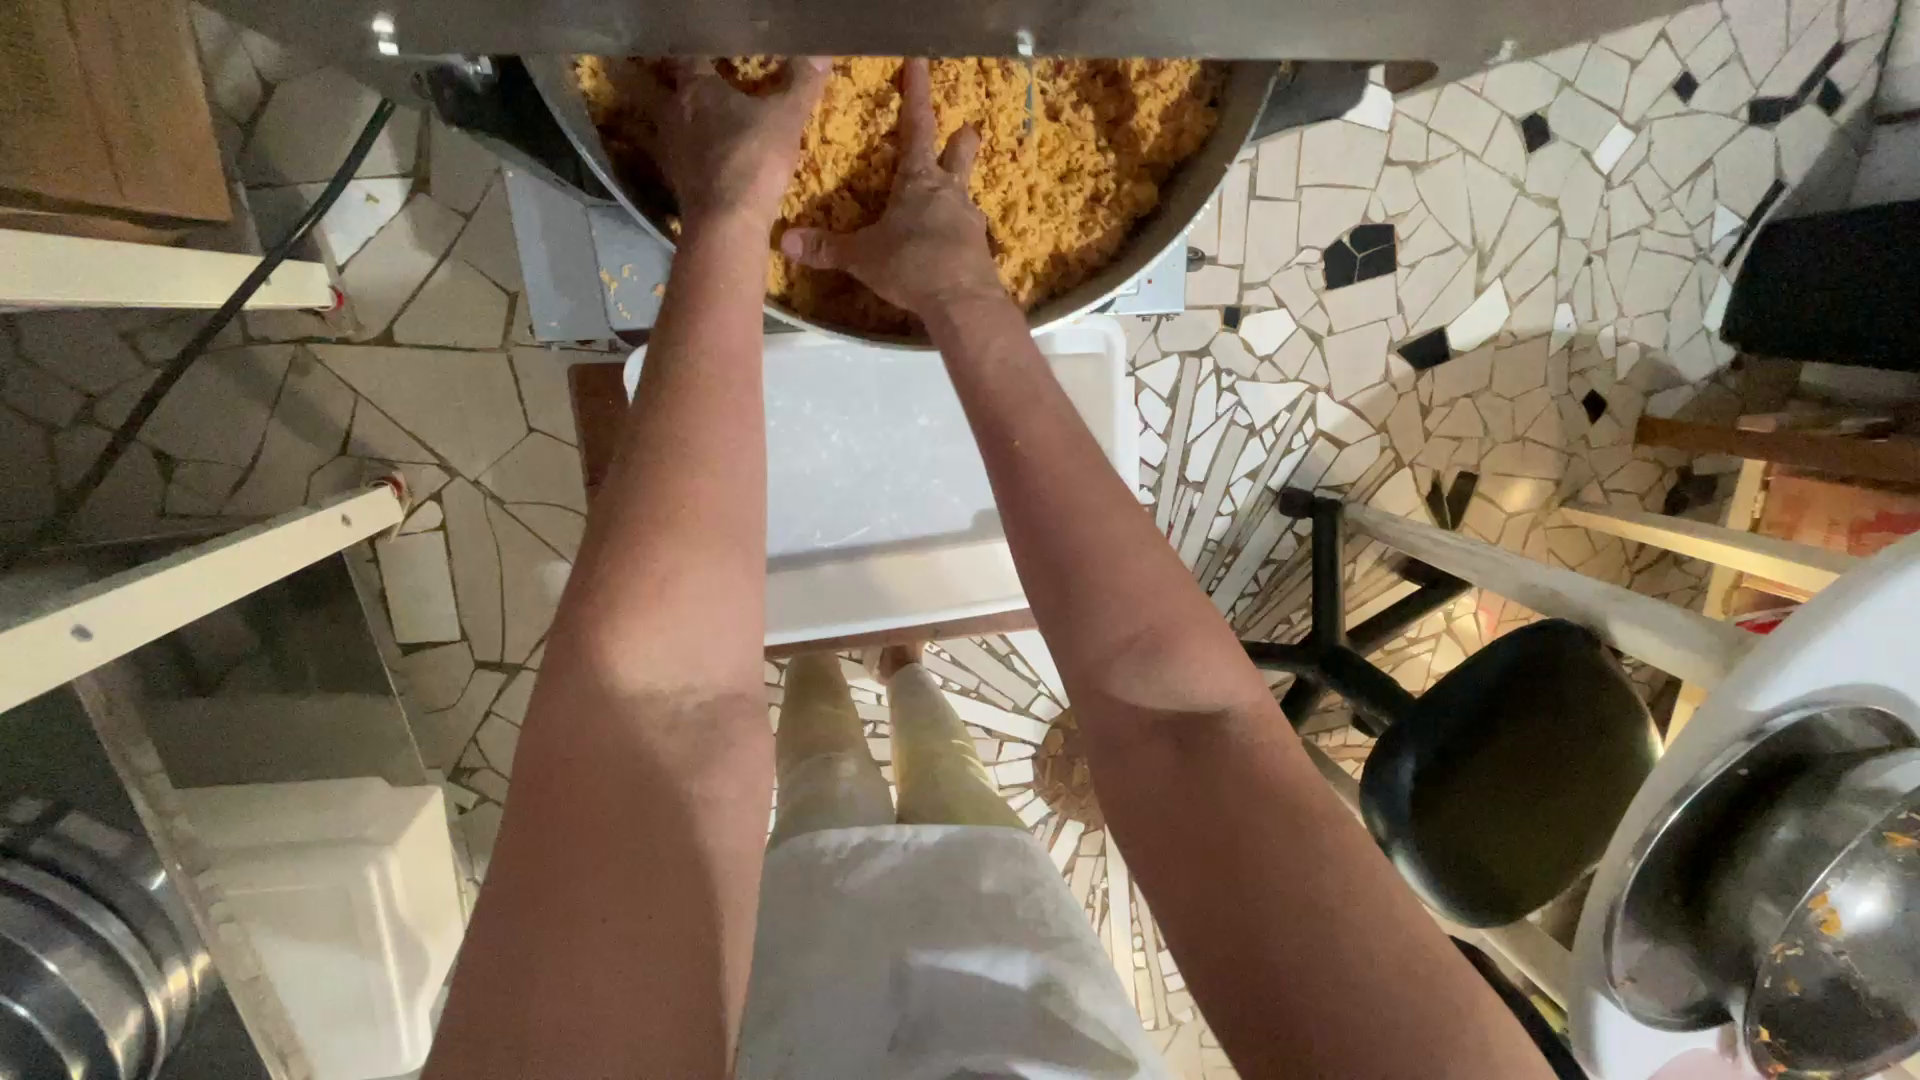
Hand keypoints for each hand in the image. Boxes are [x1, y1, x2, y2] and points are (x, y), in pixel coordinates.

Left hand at [649, 57, 829, 229]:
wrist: (727, 223)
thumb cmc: (754, 160)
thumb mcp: (787, 119)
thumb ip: (802, 84)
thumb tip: (821, 55)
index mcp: (695, 87)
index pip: (694, 55)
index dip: (712, 53)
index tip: (728, 57)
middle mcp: (674, 113)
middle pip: (686, 92)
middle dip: (705, 93)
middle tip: (729, 96)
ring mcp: (671, 151)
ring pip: (684, 129)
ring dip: (701, 129)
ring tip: (726, 135)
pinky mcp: (676, 184)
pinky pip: (689, 162)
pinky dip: (703, 161)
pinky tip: (722, 169)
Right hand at [778, 58, 1006, 315]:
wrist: (962, 302)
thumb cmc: (911, 265)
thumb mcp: (863, 257)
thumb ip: (828, 248)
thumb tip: (785, 240)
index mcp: (917, 180)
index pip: (916, 126)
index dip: (916, 94)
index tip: (918, 65)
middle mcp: (948, 193)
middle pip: (958, 155)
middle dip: (959, 141)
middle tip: (966, 129)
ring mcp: (969, 222)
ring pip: (965, 196)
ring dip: (958, 193)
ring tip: (950, 201)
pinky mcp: (980, 252)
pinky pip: (968, 235)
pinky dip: (960, 235)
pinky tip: (953, 247)